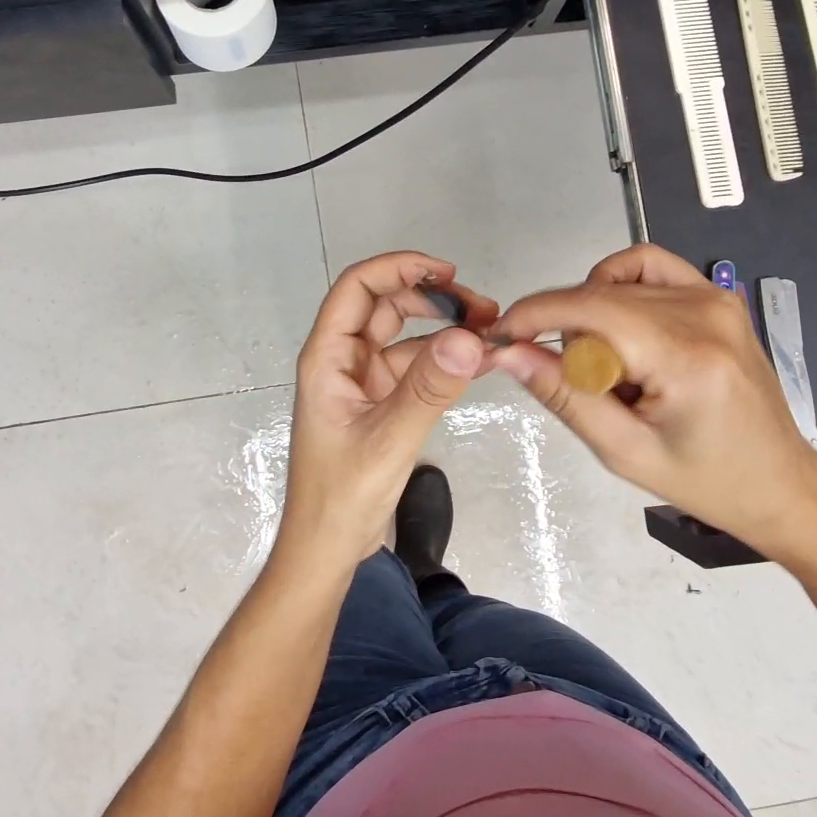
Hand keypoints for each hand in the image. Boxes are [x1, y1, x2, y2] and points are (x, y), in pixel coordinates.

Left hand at [280, 252, 497, 569]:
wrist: (327, 548)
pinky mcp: (380, 404)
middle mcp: (342, 360)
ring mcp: (362, 382)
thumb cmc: (342, 495)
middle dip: (432, 298)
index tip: (448, 272)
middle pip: (384, 305)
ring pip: (403, 335)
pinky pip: (413, 367)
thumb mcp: (389, 439)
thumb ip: (429, 389)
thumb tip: (471, 338)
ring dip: (442, 329)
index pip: (357, 288)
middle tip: (483, 309)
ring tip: (489, 332)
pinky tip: (477, 363)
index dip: (399, 268)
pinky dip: (443, 361)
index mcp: (327, 357)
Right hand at [489, 244, 816, 559]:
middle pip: (598, 295)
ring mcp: (715, 297)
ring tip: (603, 362)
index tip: (500, 334)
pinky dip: (616, 285)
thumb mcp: (623, 451)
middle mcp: (705, 314)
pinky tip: (614, 321)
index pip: (590, 308)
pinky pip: (647, 265)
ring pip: (616, 280)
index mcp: (687, 358)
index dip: (535, 313)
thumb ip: (563, 396)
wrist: (779, 482)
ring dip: (590, 314)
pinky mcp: (717, 295)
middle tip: (571, 380)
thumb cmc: (705, 480)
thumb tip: (509, 354)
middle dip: (563, 329)